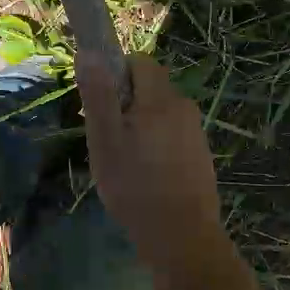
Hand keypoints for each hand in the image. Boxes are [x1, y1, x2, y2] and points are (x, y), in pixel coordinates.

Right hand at [77, 54, 223, 259]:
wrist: (181, 237)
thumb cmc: (135, 186)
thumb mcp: (105, 140)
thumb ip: (98, 94)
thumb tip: (90, 52)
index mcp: (161, 98)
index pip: (141, 61)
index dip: (117, 74)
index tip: (101, 103)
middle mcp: (184, 107)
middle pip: (151, 87)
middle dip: (127, 103)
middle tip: (107, 138)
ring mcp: (195, 132)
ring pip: (161, 113)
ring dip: (141, 125)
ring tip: (124, 161)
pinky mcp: (200, 155)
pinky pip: (172, 134)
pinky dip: (156, 144)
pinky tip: (145, 175)